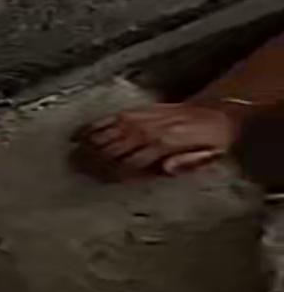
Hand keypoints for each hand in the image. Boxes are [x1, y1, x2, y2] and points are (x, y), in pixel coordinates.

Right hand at [74, 102, 239, 179]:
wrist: (216, 111)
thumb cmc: (212, 138)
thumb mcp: (212, 154)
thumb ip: (188, 163)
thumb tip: (165, 170)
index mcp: (164, 145)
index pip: (129, 164)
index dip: (114, 174)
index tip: (103, 180)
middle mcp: (143, 132)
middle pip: (108, 152)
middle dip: (93, 164)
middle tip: (82, 171)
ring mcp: (132, 121)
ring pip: (98, 138)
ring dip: (85, 150)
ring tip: (76, 158)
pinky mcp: (126, 112)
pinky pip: (97, 122)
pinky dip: (84, 131)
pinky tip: (76, 139)